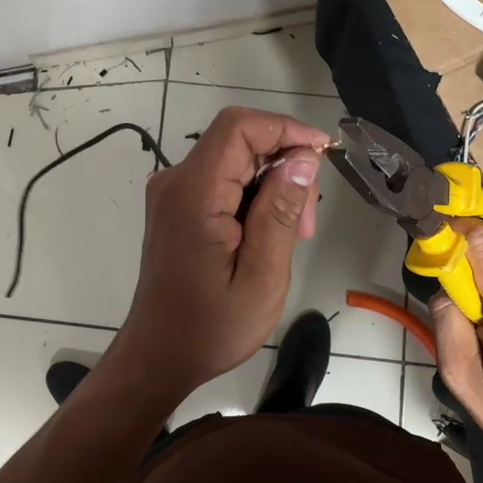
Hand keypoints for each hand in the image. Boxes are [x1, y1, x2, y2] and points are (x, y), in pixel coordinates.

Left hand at [106, 107, 330, 397]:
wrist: (160, 355)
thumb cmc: (211, 327)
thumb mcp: (261, 276)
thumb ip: (281, 212)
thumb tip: (303, 158)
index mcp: (193, 193)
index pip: (239, 127)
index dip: (285, 128)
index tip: (322, 154)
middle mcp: (175, 181)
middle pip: (239, 141)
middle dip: (284, 166)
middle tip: (307, 222)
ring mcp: (172, 193)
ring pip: (235, 161)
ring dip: (271, 185)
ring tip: (291, 236)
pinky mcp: (176, 207)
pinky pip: (222, 181)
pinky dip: (252, 197)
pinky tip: (266, 235)